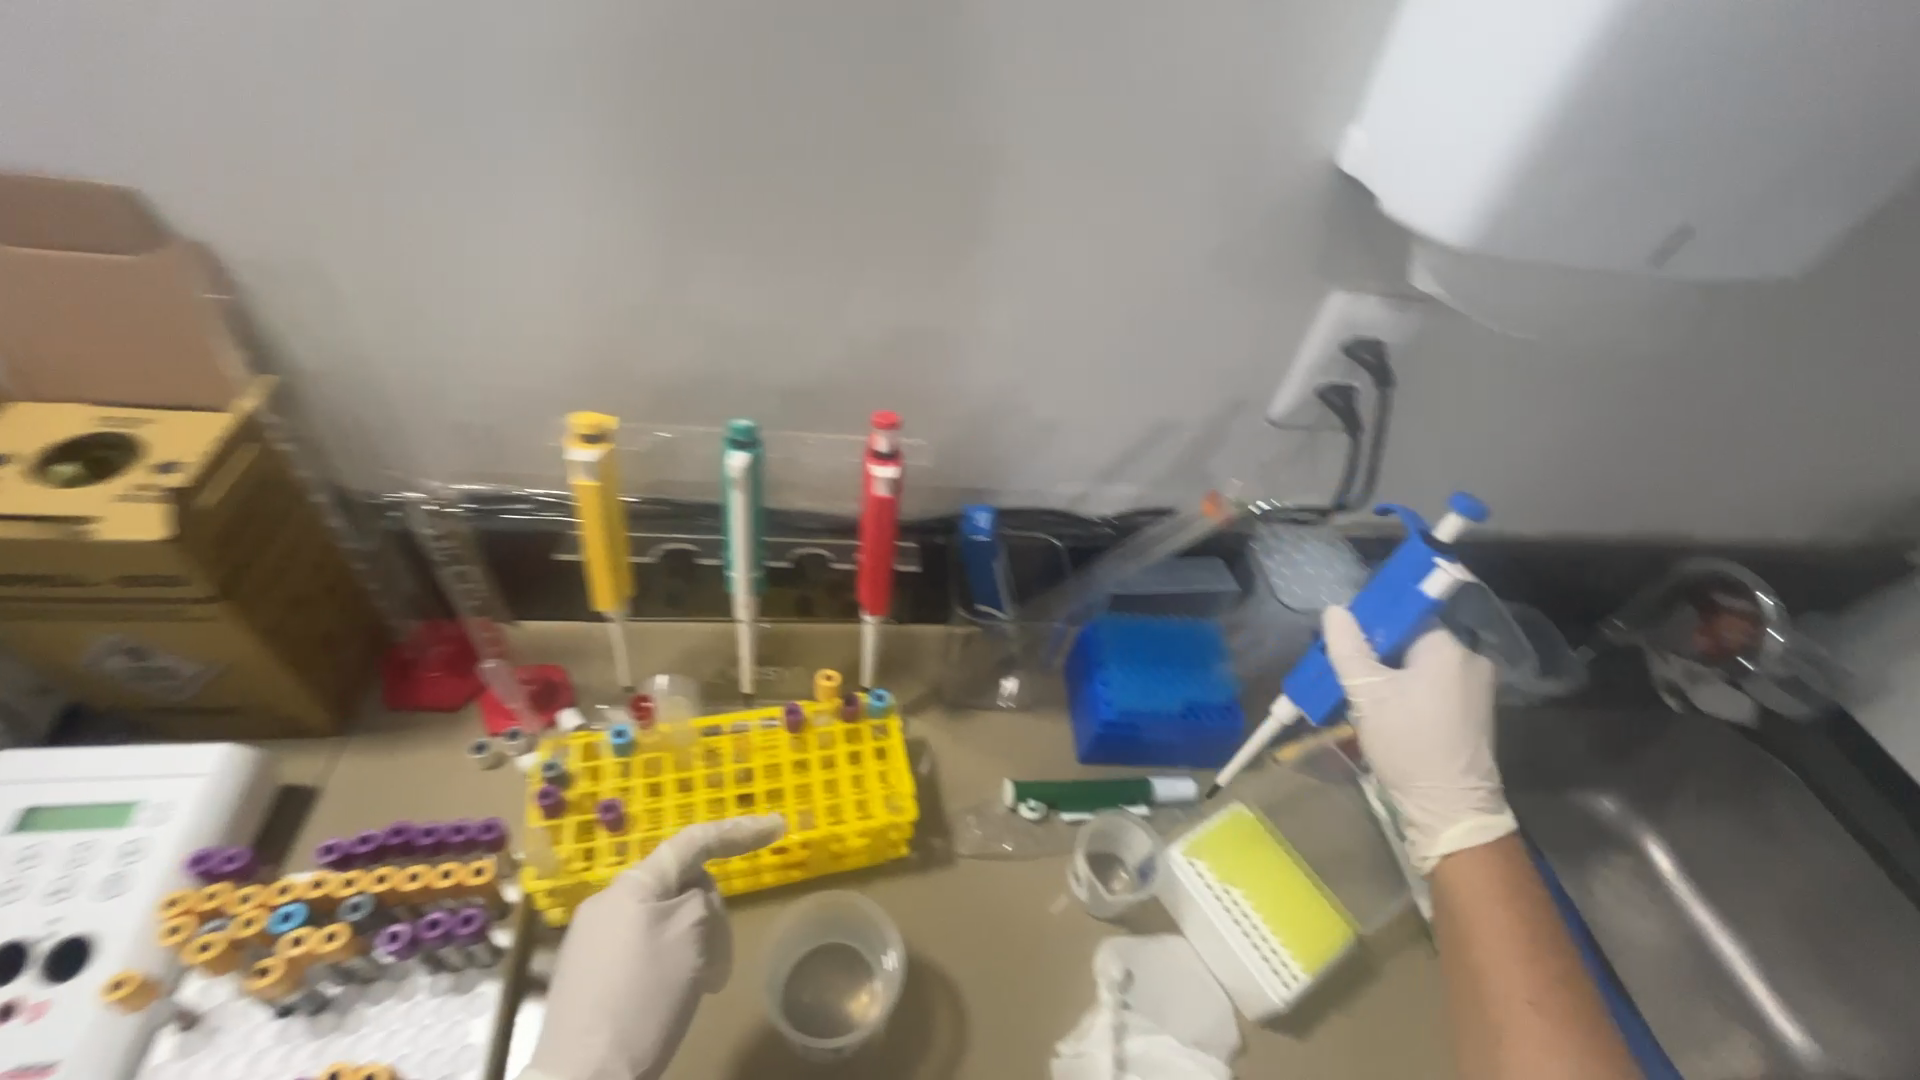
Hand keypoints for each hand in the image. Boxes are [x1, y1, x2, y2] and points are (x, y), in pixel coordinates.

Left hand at [521, 814, 786, 1079]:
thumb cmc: (643, 998)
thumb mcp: (691, 933)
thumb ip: (701, 898)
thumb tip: (690, 901)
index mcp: (633, 884)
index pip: (694, 841)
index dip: (740, 831)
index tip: (778, 826)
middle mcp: (609, 902)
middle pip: (683, 886)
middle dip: (713, 917)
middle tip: (722, 965)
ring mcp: (594, 940)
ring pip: (667, 922)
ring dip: (696, 946)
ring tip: (701, 987)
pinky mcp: (590, 976)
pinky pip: (645, 950)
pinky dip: (672, 964)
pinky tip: (673, 998)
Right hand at [1320, 607, 1515, 874]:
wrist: (1449, 807)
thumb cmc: (1406, 743)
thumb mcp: (1366, 693)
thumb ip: (1348, 647)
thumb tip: (1335, 610)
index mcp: (1447, 647)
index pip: (1403, 617)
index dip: (1371, 627)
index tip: (1347, 646)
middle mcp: (1471, 659)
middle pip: (1412, 641)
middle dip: (1379, 655)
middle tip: (1350, 677)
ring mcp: (1479, 687)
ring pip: (1422, 665)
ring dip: (1393, 675)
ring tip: (1366, 699)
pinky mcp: (1476, 712)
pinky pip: (1435, 685)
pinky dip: (1411, 692)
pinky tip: (1391, 714)